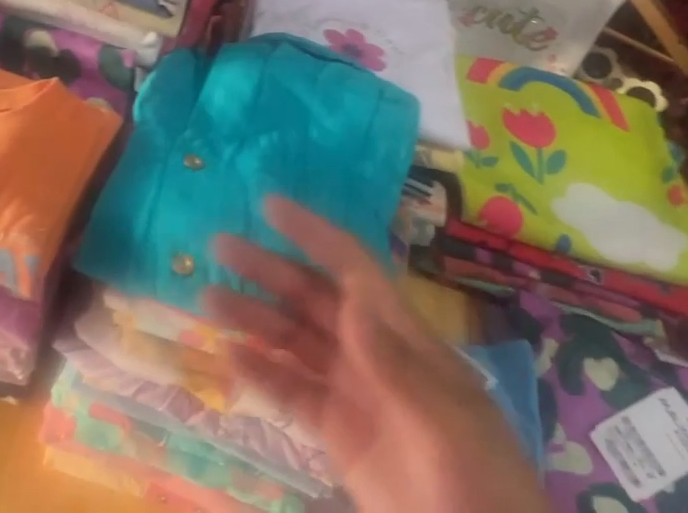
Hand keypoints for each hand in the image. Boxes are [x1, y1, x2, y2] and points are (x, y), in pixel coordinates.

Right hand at [204, 197, 549, 512]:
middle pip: (313, 300)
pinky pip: (292, 393)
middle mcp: (373, 355)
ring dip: (254, 318)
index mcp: (405, 338)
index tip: (270, 207)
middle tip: (220, 247)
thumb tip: (353, 301)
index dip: (313, 235)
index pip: (353, 270)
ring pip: (294, 342)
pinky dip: (260, 372)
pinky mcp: (338, 434)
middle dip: (269, 270)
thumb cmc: (479, 479)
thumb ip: (397, 367)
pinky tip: (228, 356)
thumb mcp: (446, 422)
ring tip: (208, 300)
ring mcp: (353, 394)